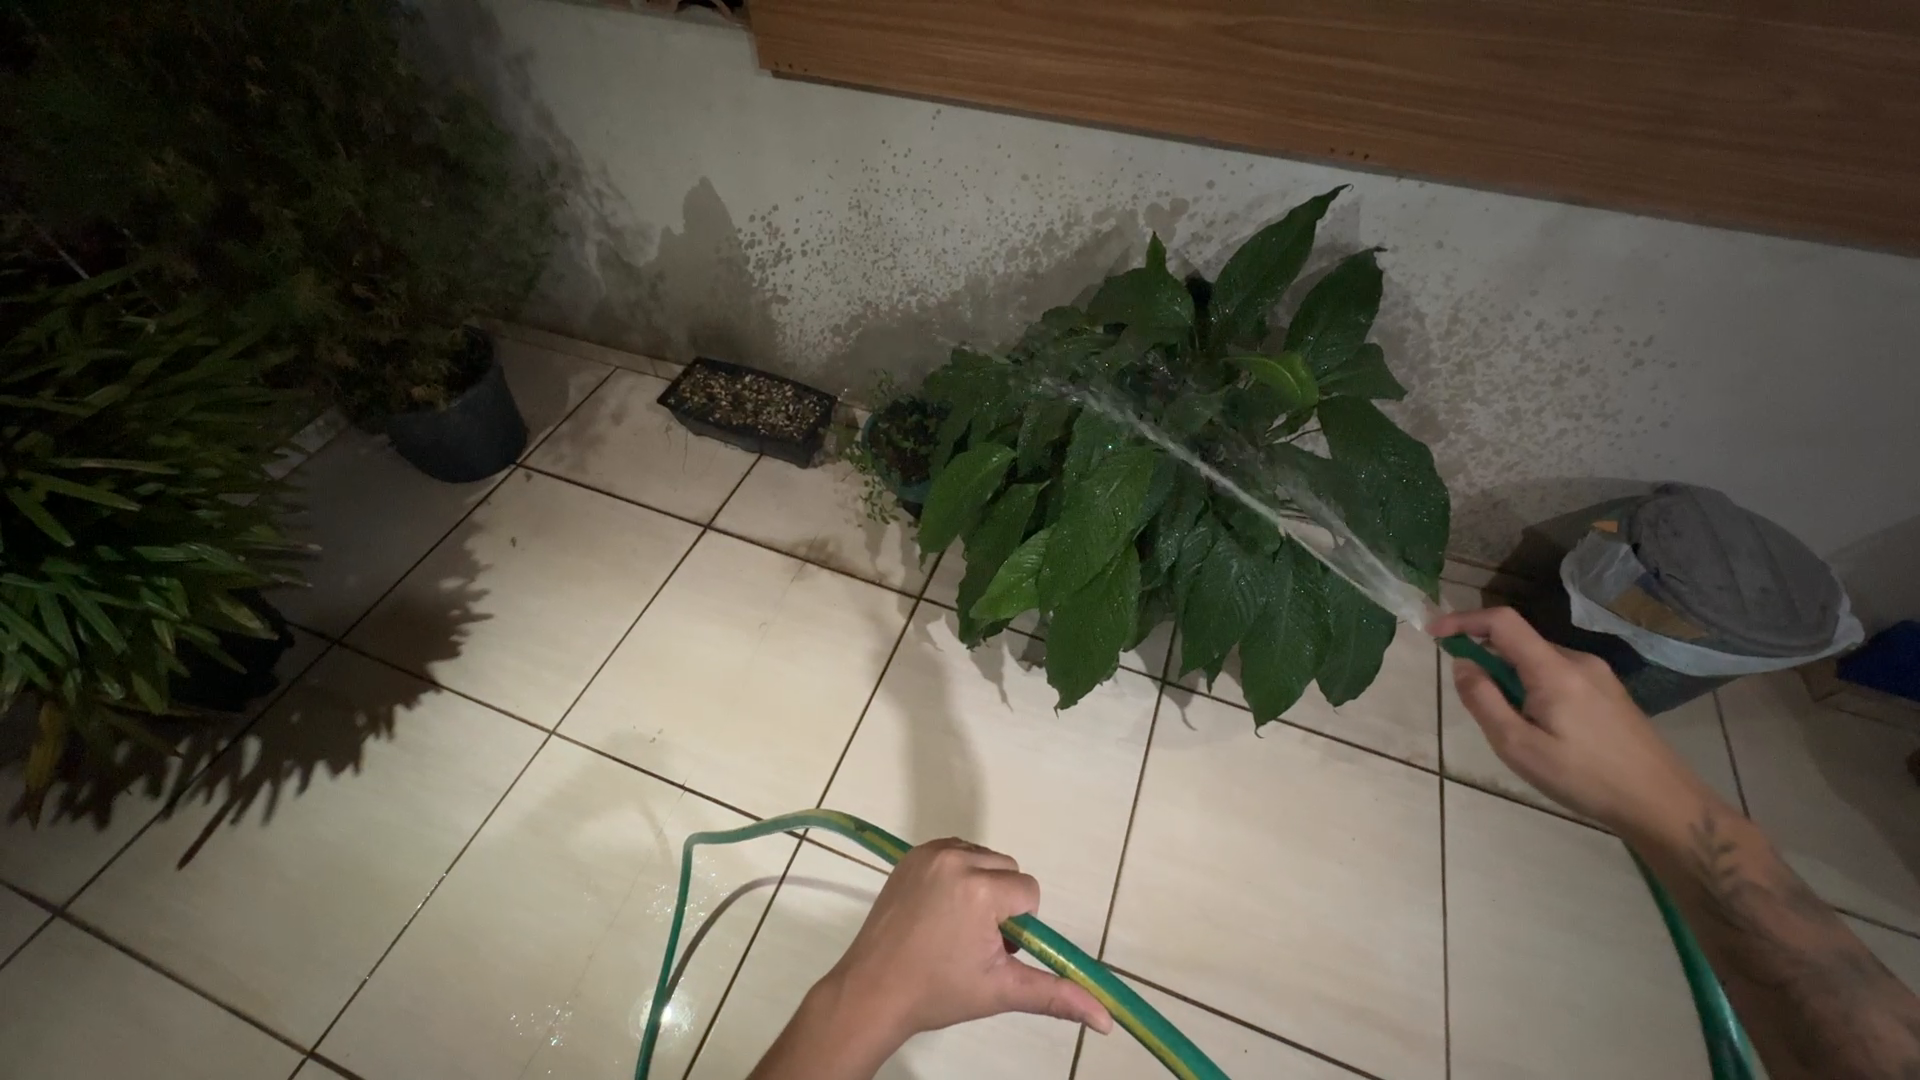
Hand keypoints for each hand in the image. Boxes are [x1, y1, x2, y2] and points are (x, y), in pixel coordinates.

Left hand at [825, 839, 1111, 1051]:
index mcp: (980, 889)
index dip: (1018, 924)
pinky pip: (956, 851)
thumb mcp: (1001, 990)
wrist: (874, 989)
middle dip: (1003, 902)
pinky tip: (941, 907)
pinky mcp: (913, 853)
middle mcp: (956, 858)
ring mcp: (931, 852)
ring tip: (957, 925)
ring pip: (983, 858)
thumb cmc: (939, 991)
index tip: (993, 947)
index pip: (1028, 891)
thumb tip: (1107, 1020)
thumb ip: (1056, 995)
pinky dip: (958, 873)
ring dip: (982, 886)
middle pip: (1008, 870)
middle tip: (976, 940)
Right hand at [1430, 606, 1726, 838]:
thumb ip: (1483, 699)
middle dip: (1485, 656)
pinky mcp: (1609, 694)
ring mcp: (1599, 677)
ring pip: (1537, 660)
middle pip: (1518, 641)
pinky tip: (1540, 726)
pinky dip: (1532, 686)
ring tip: (1511, 723)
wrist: (1665, 806)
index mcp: (1554, 670)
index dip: (1462, 620)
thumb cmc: (1585, 778)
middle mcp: (1578, 662)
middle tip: (1474, 700)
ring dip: (1509, 676)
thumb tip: (1463, 664)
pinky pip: (1557, 675)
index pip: (1502, 622)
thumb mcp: (1517, 745)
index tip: (1433, 633)